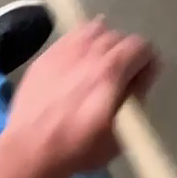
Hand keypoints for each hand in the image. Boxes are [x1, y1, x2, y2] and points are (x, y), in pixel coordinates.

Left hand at [2, 17, 157, 176]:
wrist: (30, 148)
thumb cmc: (79, 148)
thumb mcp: (120, 133)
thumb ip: (134, 99)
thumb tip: (141, 77)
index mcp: (111, 72)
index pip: (141, 46)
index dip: (146, 62)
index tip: (141, 79)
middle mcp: (89, 54)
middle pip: (119, 37)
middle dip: (125, 54)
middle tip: (121, 76)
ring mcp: (65, 51)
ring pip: (94, 30)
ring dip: (103, 43)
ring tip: (99, 64)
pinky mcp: (46, 55)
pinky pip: (71, 35)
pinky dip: (81, 41)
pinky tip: (78, 58)